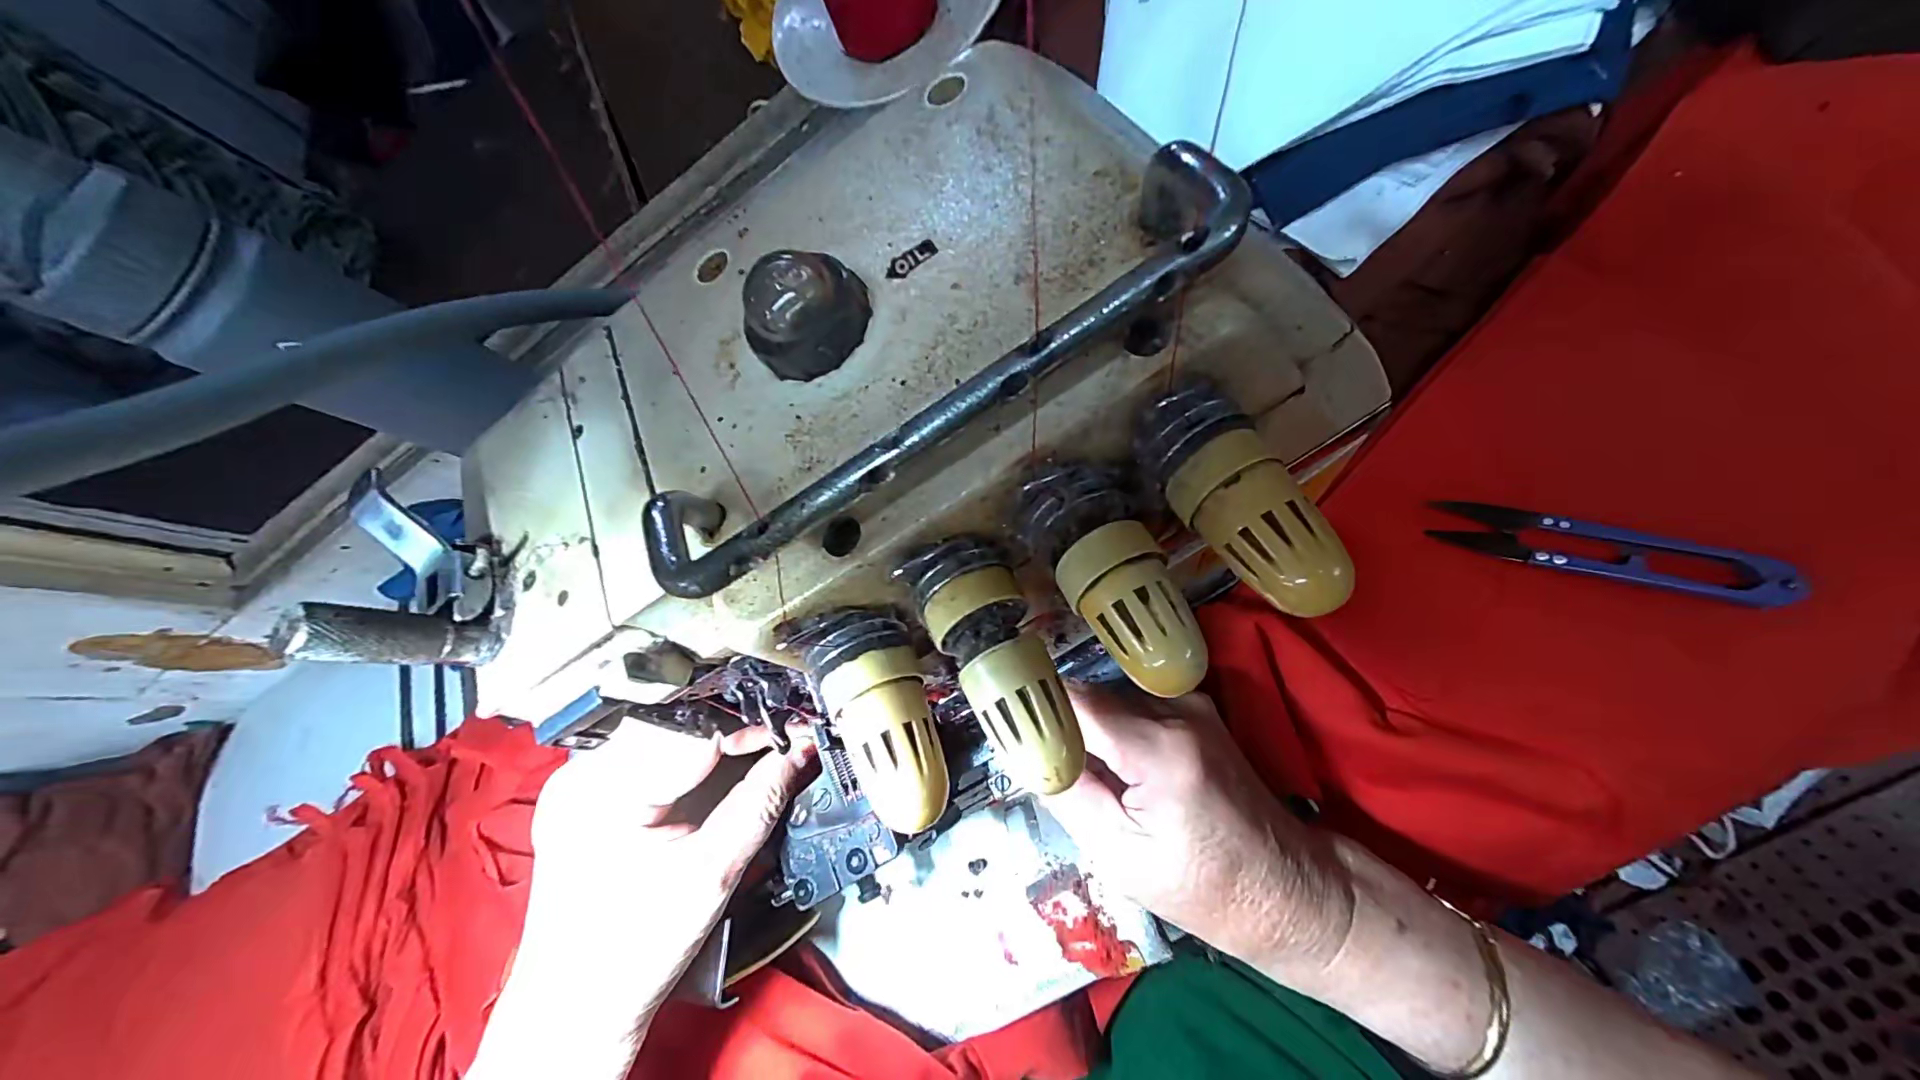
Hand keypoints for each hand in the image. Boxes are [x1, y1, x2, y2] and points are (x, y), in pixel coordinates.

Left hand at [471, 720, 814, 1078]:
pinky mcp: (588, 792)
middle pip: (681, 724)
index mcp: (603, 791)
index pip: (696, 728)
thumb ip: (763, 799)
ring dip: (715, 747)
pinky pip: (652, 753)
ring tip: (743, 775)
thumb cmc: (628, 957)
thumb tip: (799, 753)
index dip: (750, 730)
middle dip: (736, 736)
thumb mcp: (715, 871)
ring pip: (670, 732)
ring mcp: (580, 782)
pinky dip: (690, 762)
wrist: (579, 1002)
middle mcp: (582, 776)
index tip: (789, 738)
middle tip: (777, 754)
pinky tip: (706, 788)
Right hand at [1041, 684, 1355, 984]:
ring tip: (1086, 775)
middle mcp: (1178, 711)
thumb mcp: (1118, 854)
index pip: (1074, 699)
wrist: (1287, 891)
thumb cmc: (1203, 888)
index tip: (1000, 717)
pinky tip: (1118, 770)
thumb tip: (1023, 750)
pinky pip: (1133, 706)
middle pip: (1090, 695)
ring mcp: (1192, 706)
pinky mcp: (1198, 712)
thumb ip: (1066, 791)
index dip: (1032, 705)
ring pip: (1109, 698)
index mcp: (1159, 749)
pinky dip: (1112, 729)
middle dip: (1059, 723)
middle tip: (1040, 761)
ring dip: (1087, 729)